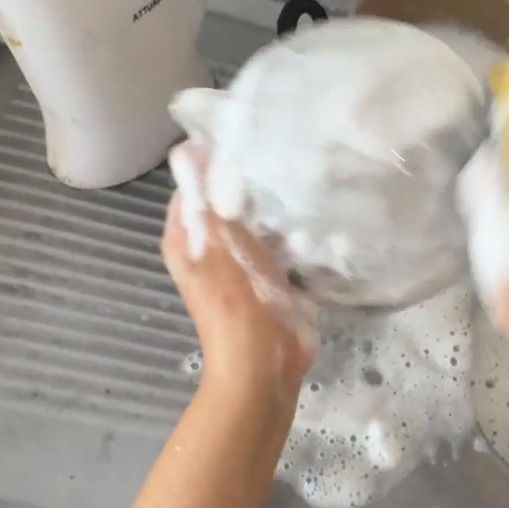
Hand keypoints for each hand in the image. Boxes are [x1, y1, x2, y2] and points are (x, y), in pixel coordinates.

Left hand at [161, 168, 314, 400]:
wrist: (266, 366)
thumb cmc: (234, 311)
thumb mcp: (214, 253)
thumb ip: (207, 206)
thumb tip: (192, 152)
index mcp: (190, 240)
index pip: (196, 187)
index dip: (216, 164)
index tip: (248, 141)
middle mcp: (217, 246)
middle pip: (234, 201)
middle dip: (256, 183)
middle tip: (287, 157)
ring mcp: (250, 262)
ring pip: (264, 220)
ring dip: (282, 207)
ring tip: (307, 180)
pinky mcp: (279, 276)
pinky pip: (289, 243)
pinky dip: (300, 231)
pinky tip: (318, 214)